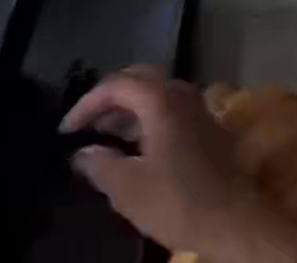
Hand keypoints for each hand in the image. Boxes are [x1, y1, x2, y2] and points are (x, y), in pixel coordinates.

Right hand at [62, 66, 296, 261]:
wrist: (231, 216)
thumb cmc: (177, 200)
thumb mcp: (128, 188)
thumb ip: (100, 164)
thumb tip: (82, 152)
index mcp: (161, 99)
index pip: (116, 84)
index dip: (87, 103)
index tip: (65, 129)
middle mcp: (180, 91)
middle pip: (137, 79)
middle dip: (108, 98)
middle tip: (84, 124)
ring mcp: (195, 104)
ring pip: (154, 92)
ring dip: (127, 108)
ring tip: (101, 135)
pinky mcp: (203, 122)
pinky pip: (168, 106)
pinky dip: (146, 116)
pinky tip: (133, 142)